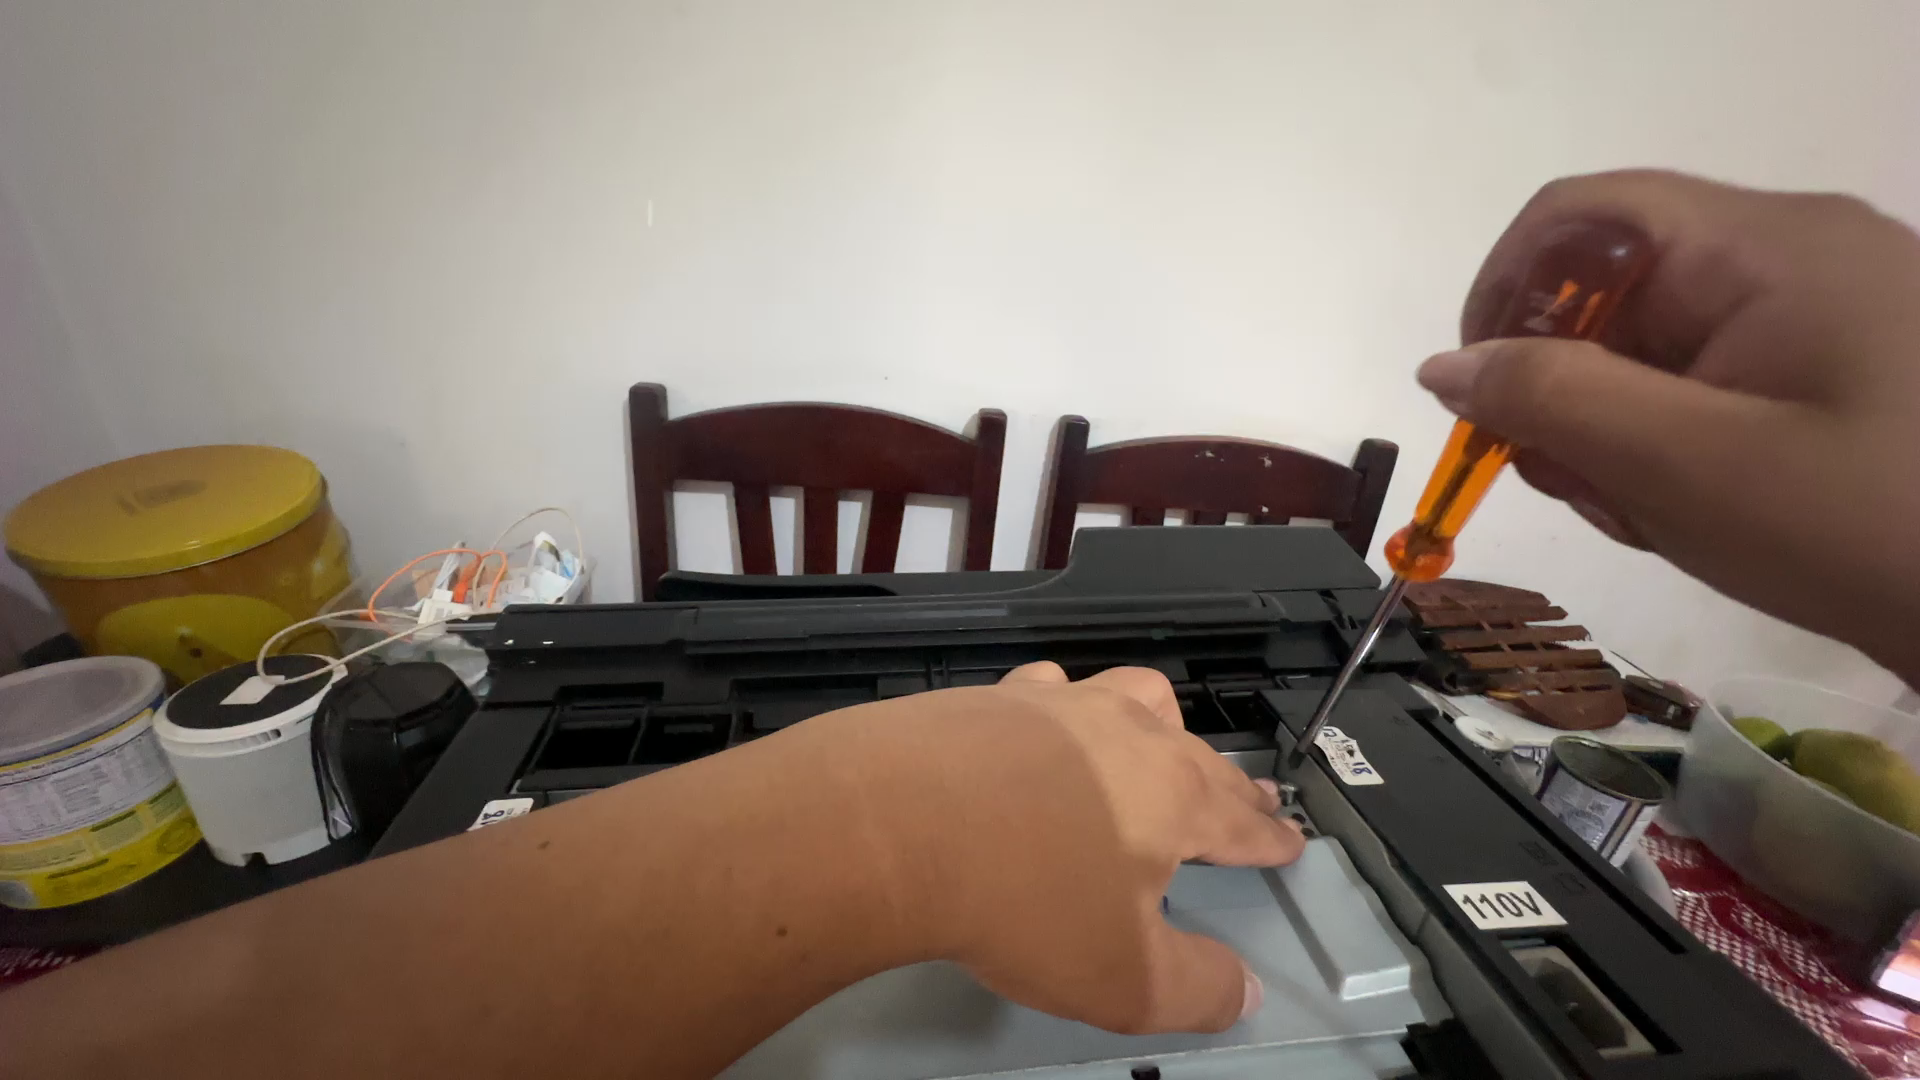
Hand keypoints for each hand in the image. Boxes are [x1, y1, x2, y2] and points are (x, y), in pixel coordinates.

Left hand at [813, 662, 1303, 1033]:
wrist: (898, 820)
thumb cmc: (1019, 896)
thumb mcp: (1124, 979)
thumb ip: (1197, 988)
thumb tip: (1241, 989)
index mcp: (1171, 794)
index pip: (1240, 817)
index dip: (1270, 835)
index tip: (1288, 838)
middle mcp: (1125, 732)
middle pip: (1197, 751)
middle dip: (1228, 782)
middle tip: (1243, 798)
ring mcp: (1061, 704)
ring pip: (1133, 693)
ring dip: (1157, 720)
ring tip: (1157, 741)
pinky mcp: (1000, 694)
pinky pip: (1052, 686)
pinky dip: (1066, 704)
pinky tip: (1048, 723)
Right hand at [1415, 170, 1919, 679]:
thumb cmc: (1870, 526)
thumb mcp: (1680, 461)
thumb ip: (1548, 398)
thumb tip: (1440, 367)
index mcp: (1762, 249)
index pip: (1576, 217)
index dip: (1502, 289)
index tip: (1483, 386)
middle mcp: (1775, 262)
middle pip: (1591, 296)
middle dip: (1547, 387)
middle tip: (1563, 472)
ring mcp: (1790, 320)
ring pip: (1617, 354)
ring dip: (1586, 432)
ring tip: (1630, 505)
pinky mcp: (1795, 373)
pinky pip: (1664, 391)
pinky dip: (1633, 449)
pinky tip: (1664, 505)